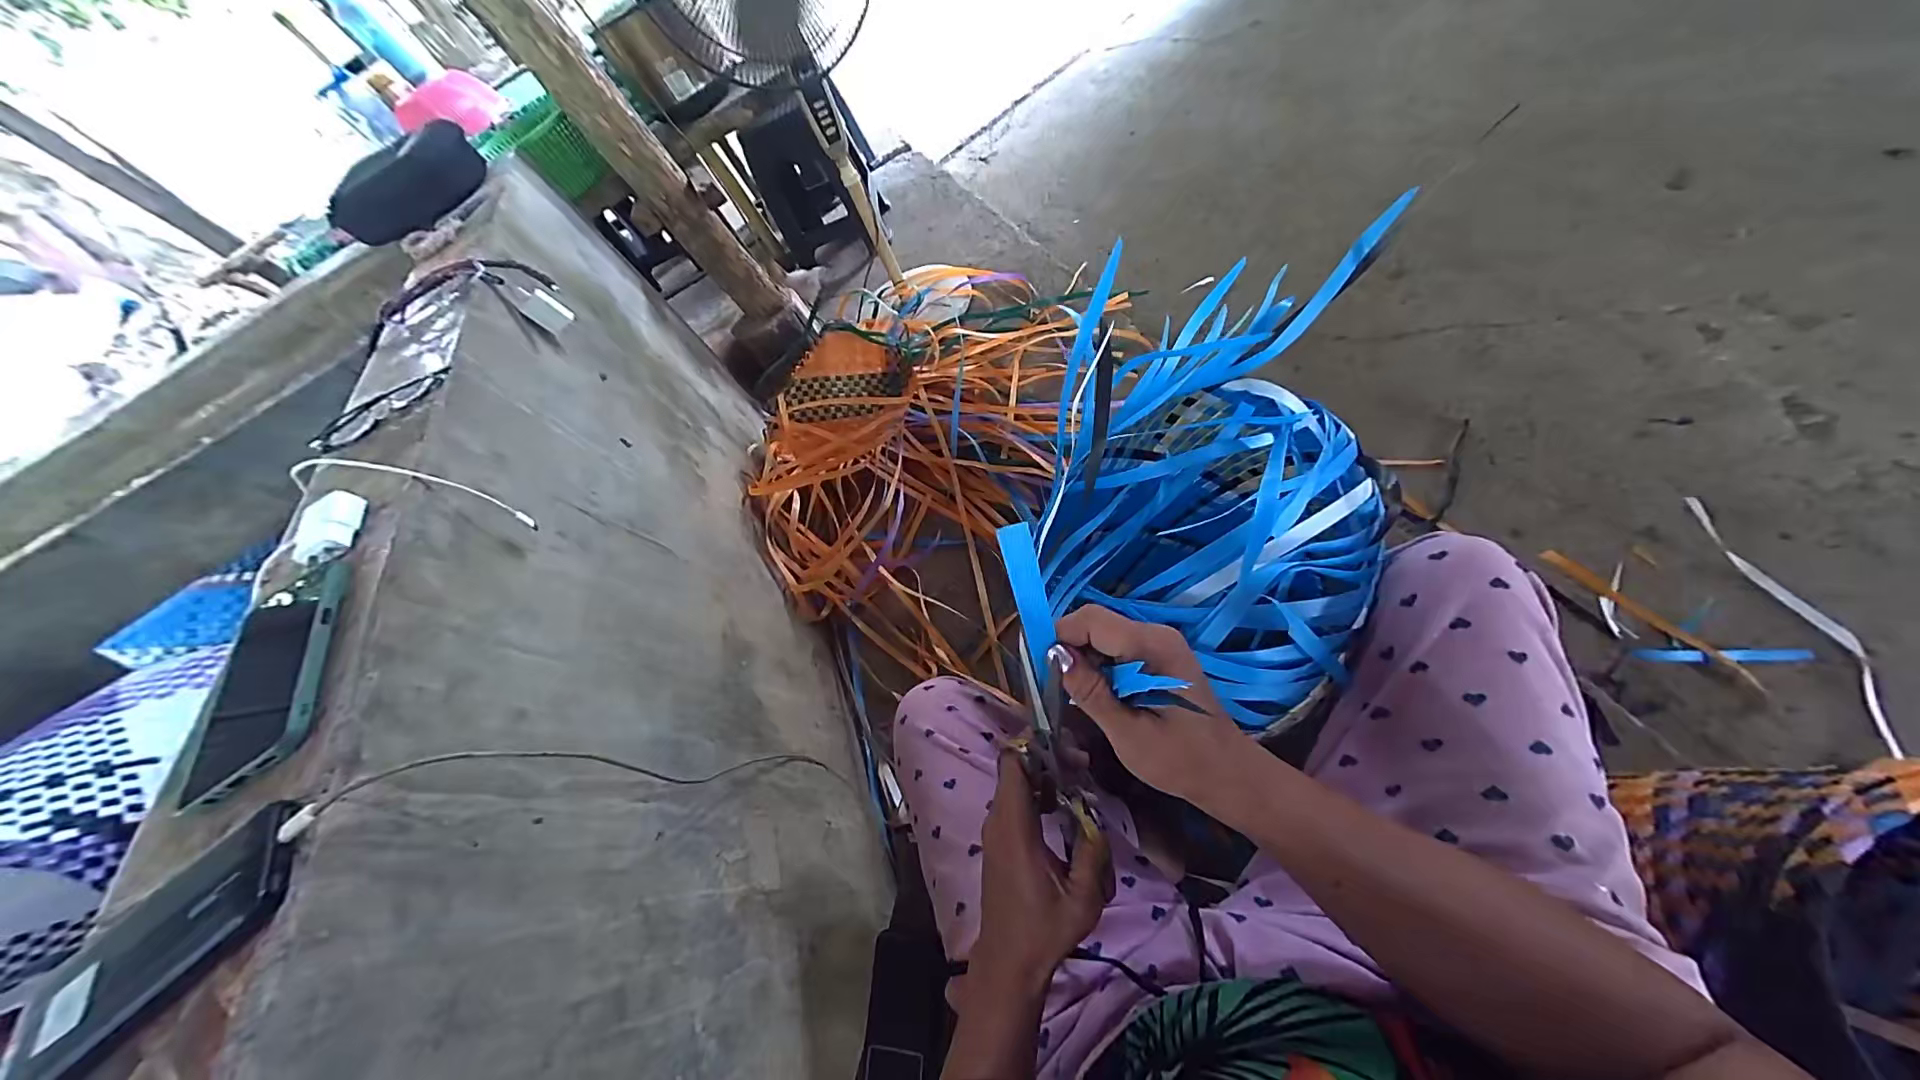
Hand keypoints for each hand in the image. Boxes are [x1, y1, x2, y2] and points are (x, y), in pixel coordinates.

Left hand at [968, 751, 1110, 993]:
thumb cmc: (1044, 928)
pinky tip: (1060, 803)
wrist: (1008, 960)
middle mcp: (998, 820)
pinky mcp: (999, 839)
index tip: (1066, 743)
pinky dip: (1035, 792)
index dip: (1034, 743)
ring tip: (1076, 779)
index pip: (1012, 764)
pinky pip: (1014, 800)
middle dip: (1046, 757)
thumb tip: (1095, 816)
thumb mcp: (1084, 896)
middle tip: (1081, 764)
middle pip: (1015, 768)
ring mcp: (995, 829)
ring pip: (1014, 783)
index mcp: (1014, 826)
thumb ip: (1093, 851)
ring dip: (1042, 774)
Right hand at [1053, 604, 1246, 804]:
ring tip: (1078, 696)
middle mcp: (1155, 633)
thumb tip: (1054, 656)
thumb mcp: (1128, 733)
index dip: (1059, 637)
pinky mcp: (1157, 654)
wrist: (1227, 773)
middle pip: (1094, 622)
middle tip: (1059, 689)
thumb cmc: (1180, 760)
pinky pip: (1115, 645)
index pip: (1090, 620)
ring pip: (1101, 632)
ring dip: (1082, 658)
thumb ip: (1090, 692)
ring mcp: (1158, 641)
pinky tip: (1101, 694)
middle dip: (1069, 649)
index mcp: (1152, 647)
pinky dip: (1098, 664)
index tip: (1043, 672)